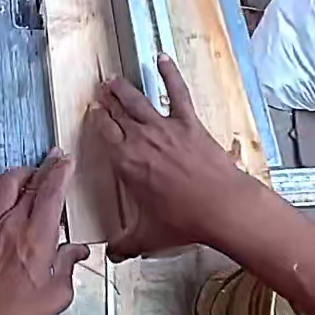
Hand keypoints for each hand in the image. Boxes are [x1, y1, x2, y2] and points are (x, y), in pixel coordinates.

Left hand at [0, 150, 89, 314]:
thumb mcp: (58, 294)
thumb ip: (68, 265)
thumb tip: (76, 252)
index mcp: (38, 239)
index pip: (52, 191)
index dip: (61, 171)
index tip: (67, 162)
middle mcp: (12, 227)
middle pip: (30, 183)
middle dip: (45, 167)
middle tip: (53, 161)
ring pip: (3, 184)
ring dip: (19, 173)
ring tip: (27, 174)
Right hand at [82, 54, 289, 259]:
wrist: (221, 207)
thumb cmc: (183, 220)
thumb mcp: (148, 236)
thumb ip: (125, 245)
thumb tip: (112, 256)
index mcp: (126, 162)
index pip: (104, 133)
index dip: (96, 120)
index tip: (92, 112)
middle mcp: (141, 139)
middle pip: (117, 113)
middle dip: (106, 101)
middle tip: (99, 91)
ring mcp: (165, 127)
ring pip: (137, 101)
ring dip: (124, 89)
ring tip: (114, 79)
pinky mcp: (189, 122)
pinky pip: (176, 92)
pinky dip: (169, 73)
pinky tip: (162, 58)